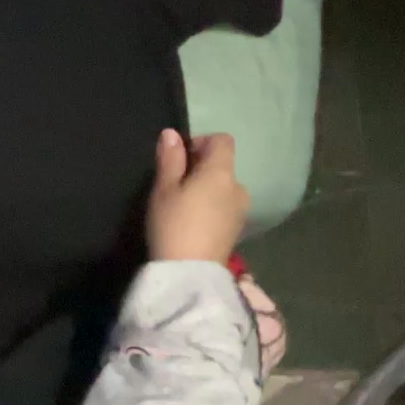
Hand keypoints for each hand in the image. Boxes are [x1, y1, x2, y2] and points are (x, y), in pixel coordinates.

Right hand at [147, 129, 249, 262]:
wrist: (190, 271)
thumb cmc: (172, 224)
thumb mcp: (163, 190)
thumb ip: (170, 160)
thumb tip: (171, 133)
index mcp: (221, 172)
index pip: (222, 141)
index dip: (200, 142)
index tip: (178, 159)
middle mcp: (238, 185)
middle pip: (222, 165)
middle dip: (200, 169)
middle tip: (172, 187)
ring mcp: (241, 207)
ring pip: (223, 187)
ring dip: (206, 190)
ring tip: (181, 208)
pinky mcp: (237, 227)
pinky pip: (225, 206)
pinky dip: (210, 207)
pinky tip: (191, 224)